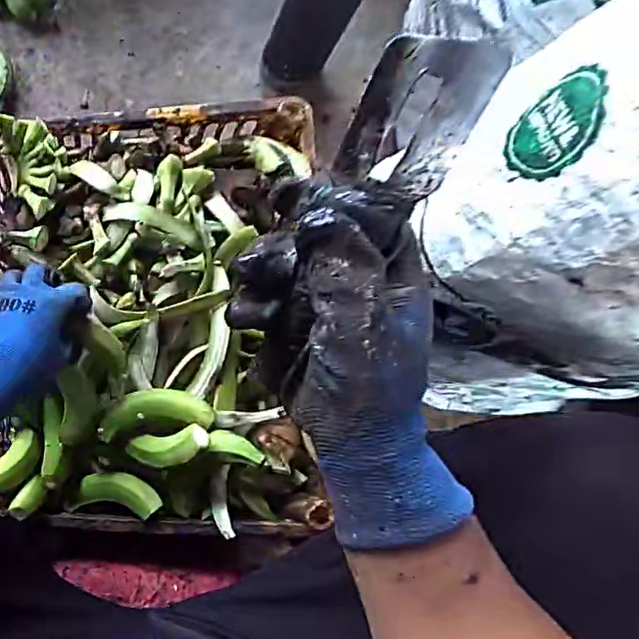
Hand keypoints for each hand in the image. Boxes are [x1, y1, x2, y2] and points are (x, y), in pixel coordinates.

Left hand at [0, 264, 87, 447]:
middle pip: (40, 270)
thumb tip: (70, 336)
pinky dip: (0, 299)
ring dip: (21, 283)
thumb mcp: (61, 358)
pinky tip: (0, 312)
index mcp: (54, 301)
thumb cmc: (34, 365)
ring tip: (23, 297)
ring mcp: (4, 293)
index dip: (82, 299)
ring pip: (13, 275)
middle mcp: (30, 289)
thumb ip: (68, 342)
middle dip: (47, 279)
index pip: (76, 289)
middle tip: (50, 295)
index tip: (81, 310)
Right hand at [230, 180, 472, 549]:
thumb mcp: (363, 332)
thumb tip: (323, 217)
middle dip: (282, 245)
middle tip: (260, 263)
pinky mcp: (287, 316)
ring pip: (279, 260)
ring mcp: (316, 294)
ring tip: (253, 306)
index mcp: (388, 268)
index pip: (366, 212)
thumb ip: (345, 275)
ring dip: (259, 274)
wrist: (348, 440)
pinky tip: (249, 324)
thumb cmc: (371, 389)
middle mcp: (351, 272)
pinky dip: (251, 306)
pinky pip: (262, 295)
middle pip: (311, 232)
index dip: (332, 199)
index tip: (292, 197)